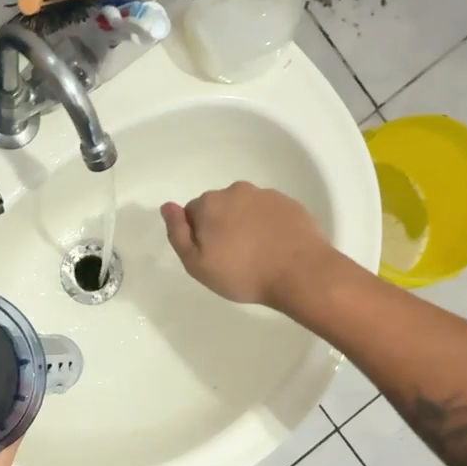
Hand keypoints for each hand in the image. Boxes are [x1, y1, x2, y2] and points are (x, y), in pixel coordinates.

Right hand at [161, 182, 342, 307]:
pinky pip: (268, 213)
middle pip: (219, 207)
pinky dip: (266, 226)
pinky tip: (273, 249)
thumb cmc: (242, 273)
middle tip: (231, 258)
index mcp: (209, 204)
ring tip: (255, 255)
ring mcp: (266, 195)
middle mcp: (236, 191)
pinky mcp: (289, 203)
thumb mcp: (197, 264)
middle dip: (221, 226)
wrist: (300, 272)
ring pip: (244, 208)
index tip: (210, 257)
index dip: (198, 236)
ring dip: (244, 225)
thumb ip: (177, 233)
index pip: (192, 213)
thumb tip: (167, 207)